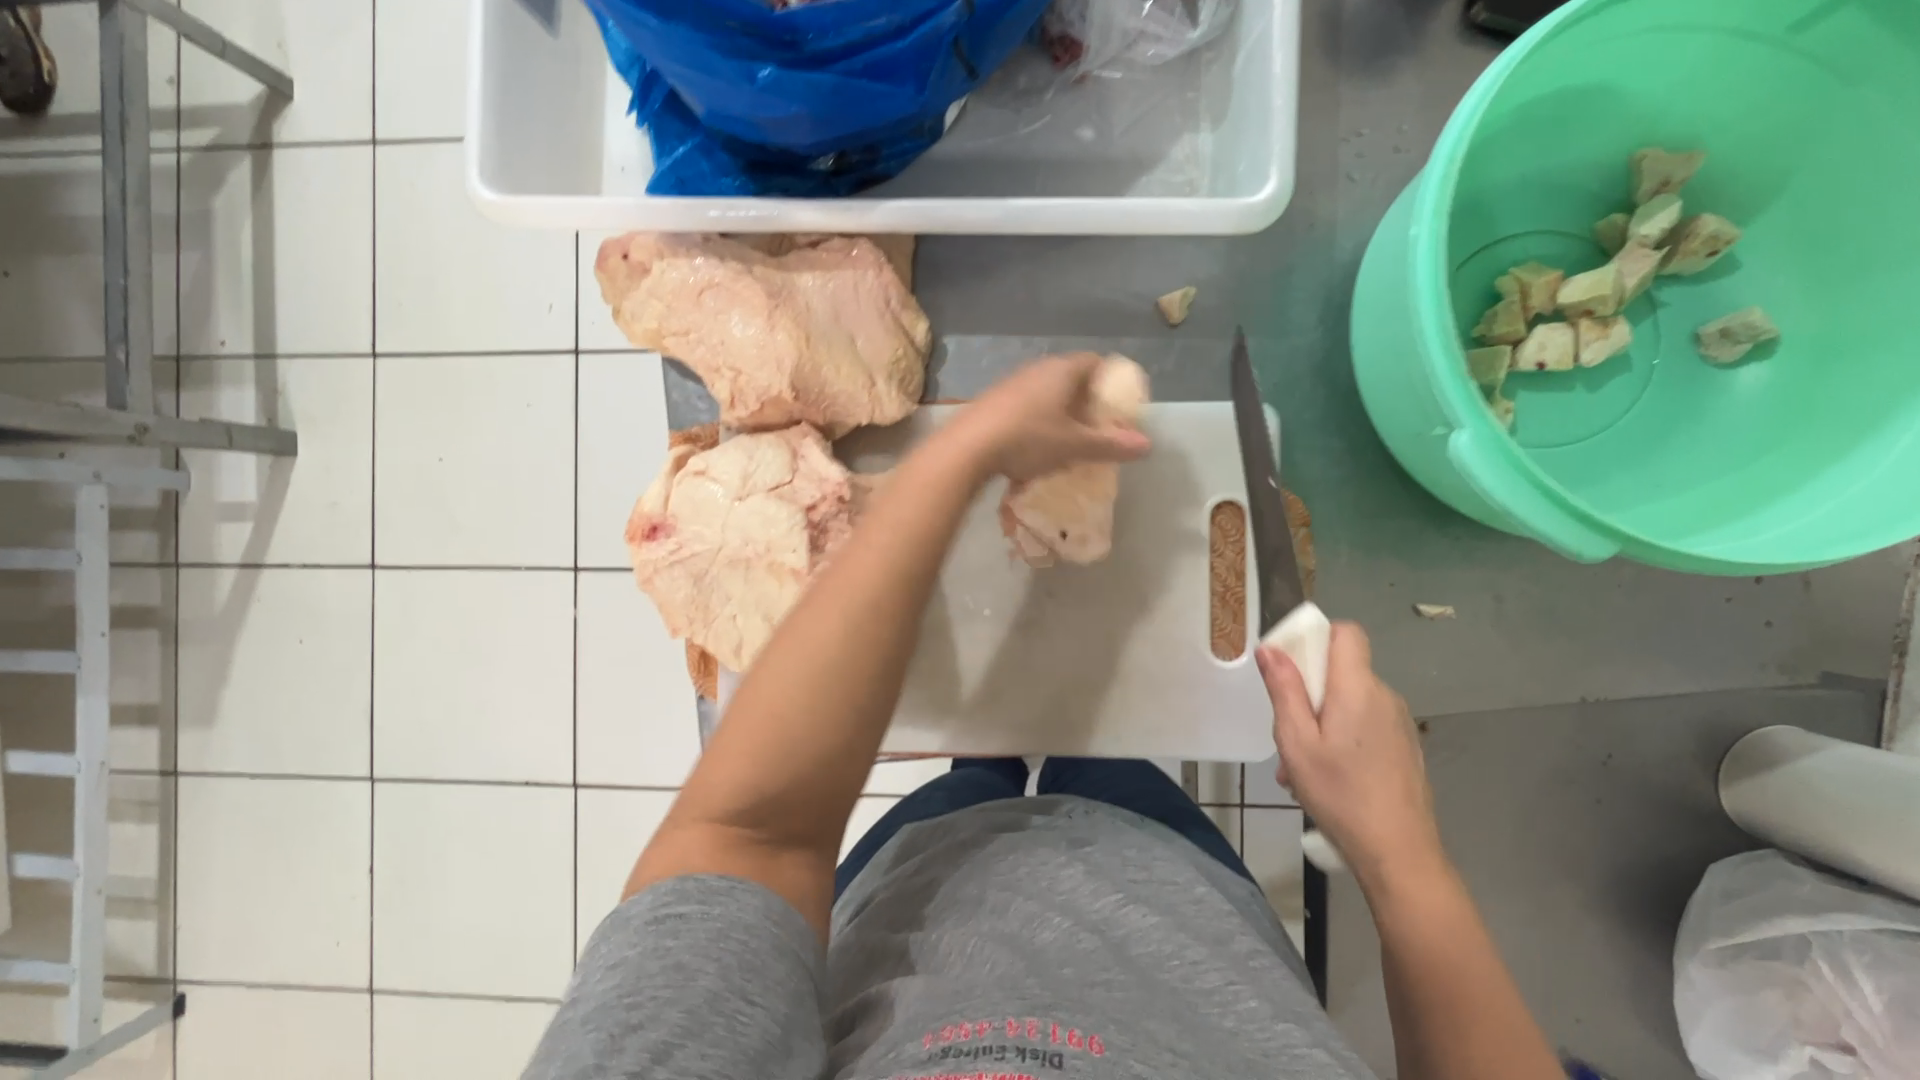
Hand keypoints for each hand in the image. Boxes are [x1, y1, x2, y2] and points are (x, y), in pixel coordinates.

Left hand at [947, 353, 1150, 481]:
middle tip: (1100, 427)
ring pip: (1048, 393)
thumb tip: (1147, 446)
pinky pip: (1028, 406)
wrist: (968, 448)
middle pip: (1072, 378)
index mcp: (1062, 370)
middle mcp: (1037, 368)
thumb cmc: (1029, 439)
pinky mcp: (994, 401)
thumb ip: (1111, 445)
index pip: (1097, 362)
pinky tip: (1037, 446)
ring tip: (1072, 441)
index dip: (1113, 381)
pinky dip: (1040, 421)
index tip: (1121, 405)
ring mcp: (1012, 383)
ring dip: (1063, 413)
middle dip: (1088, 401)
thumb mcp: (1075, 446)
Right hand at [1257, 623, 1445, 890]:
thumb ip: (1284, 690)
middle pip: (1343, 672)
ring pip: (1351, 704)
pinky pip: (1366, 726)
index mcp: (1358, 688)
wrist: (1399, 852)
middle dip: (1309, 693)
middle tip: (1287, 735)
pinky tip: (1327, 779)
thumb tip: (1271, 649)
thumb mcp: (1296, 742)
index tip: (1291, 666)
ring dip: (1321, 723)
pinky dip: (1342, 739)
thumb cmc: (1340, 793)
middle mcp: (1385, 697)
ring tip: (1300, 769)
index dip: (1317, 637)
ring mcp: (1399, 724)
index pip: (1346, 633)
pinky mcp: (1405, 748)